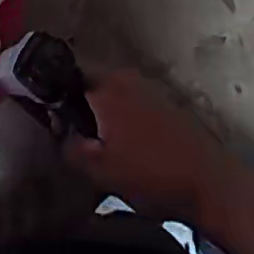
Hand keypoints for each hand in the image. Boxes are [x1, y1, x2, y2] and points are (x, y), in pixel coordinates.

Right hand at [62, 69, 245, 223]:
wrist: (207, 179)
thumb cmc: (149, 173)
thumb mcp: (99, 170)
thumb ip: (71, 146)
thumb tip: (61, 129)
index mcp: (107, 88)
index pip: (68, 74)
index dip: (53, 91)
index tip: (46, 112)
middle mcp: (127, 78)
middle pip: (90, 81)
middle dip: (77, 102)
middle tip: (69, 133)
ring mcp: (149, 87)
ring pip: (111, 91)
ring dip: (99, 110)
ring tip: (95, 142)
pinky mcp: (165, 100)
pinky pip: (131, 99)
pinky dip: (120, 114)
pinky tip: (122, 142)